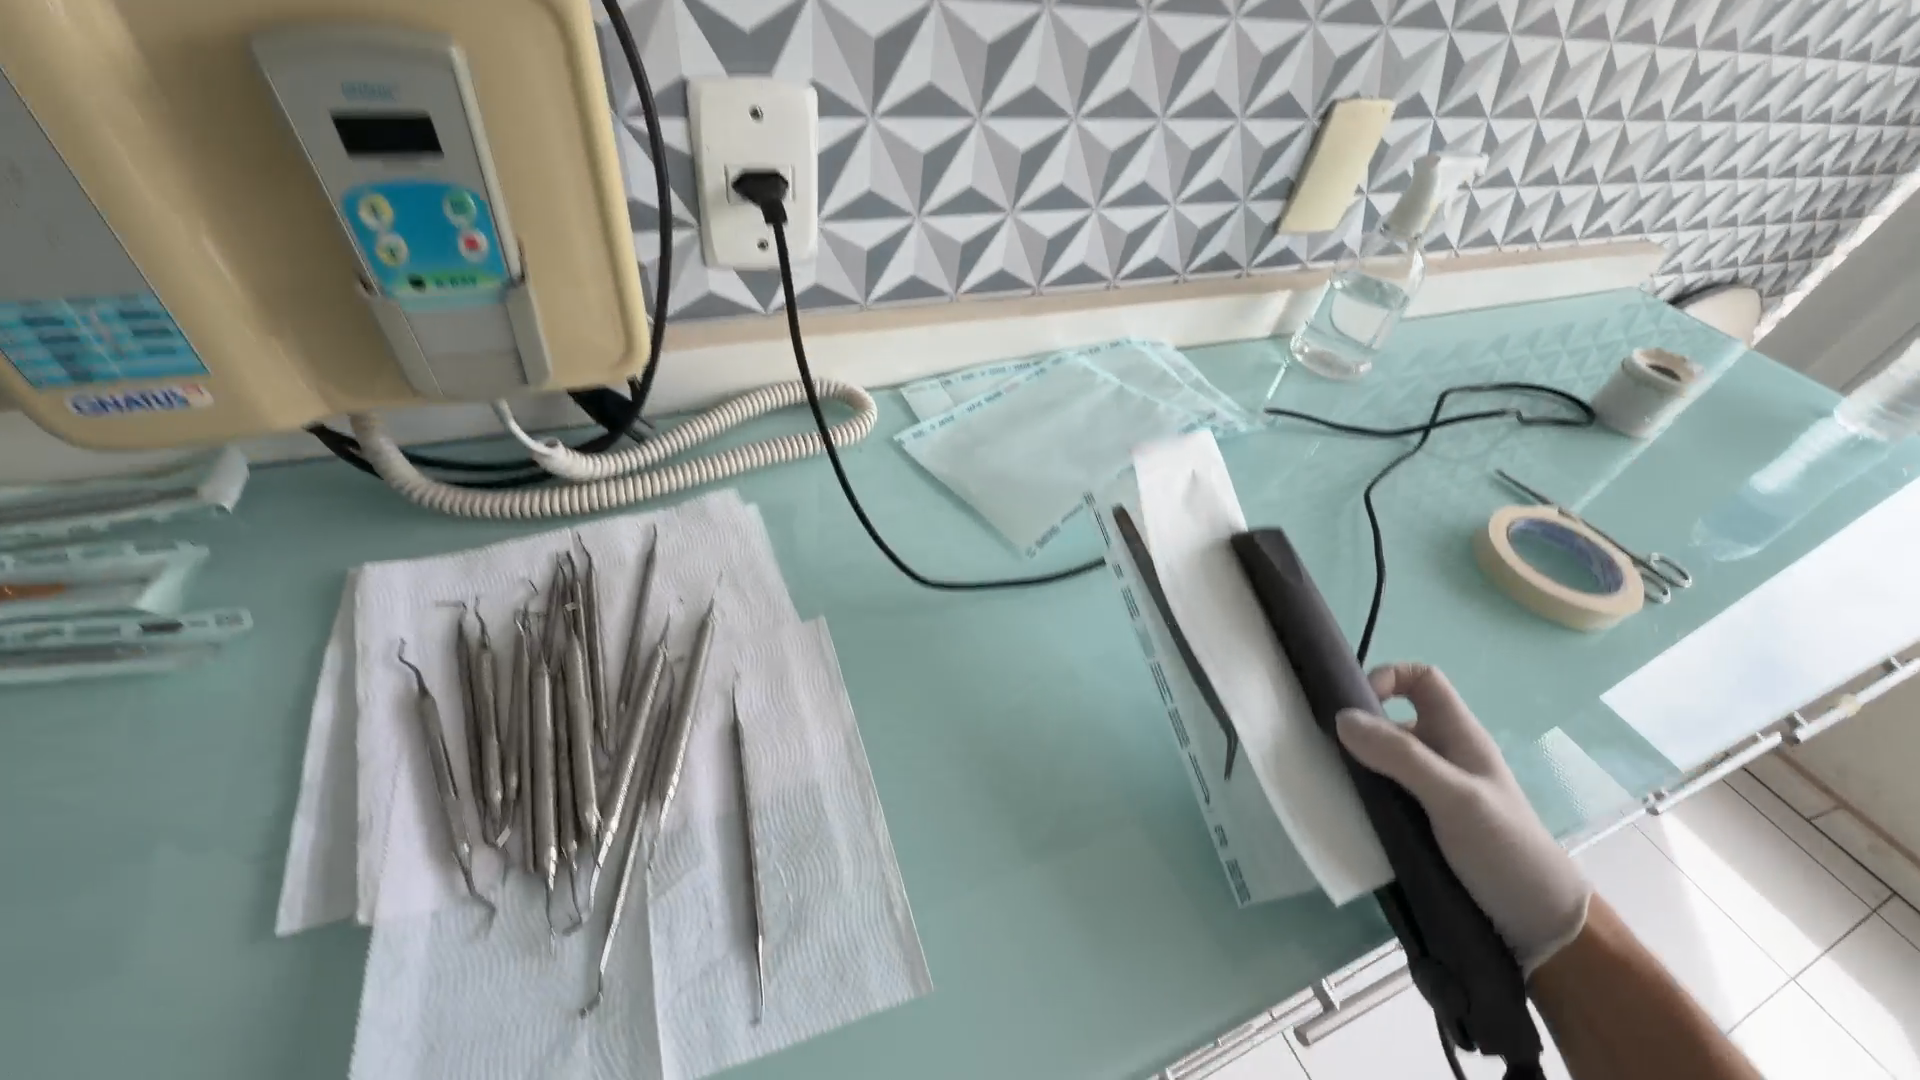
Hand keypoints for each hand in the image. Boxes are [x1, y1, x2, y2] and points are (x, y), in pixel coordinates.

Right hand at [1336, 663, 1590, 974]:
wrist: (1537, 924)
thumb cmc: (1505, 849)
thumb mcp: (1455, 798)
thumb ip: (1400, 757)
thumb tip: (1341, 718)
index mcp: (1458, 735)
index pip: (1420, 680)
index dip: (1387, 677)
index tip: (1355, 707)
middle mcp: (1441, 754)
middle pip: (1391, 719)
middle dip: (1357, 728)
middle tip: (1322, 749)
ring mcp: (1428, 789)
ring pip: (1379, 759)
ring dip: (1353, 766)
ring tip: (1325, 783)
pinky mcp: (1417, 821)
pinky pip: (1379, 794)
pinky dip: (1359, 796)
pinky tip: (1344, 813)